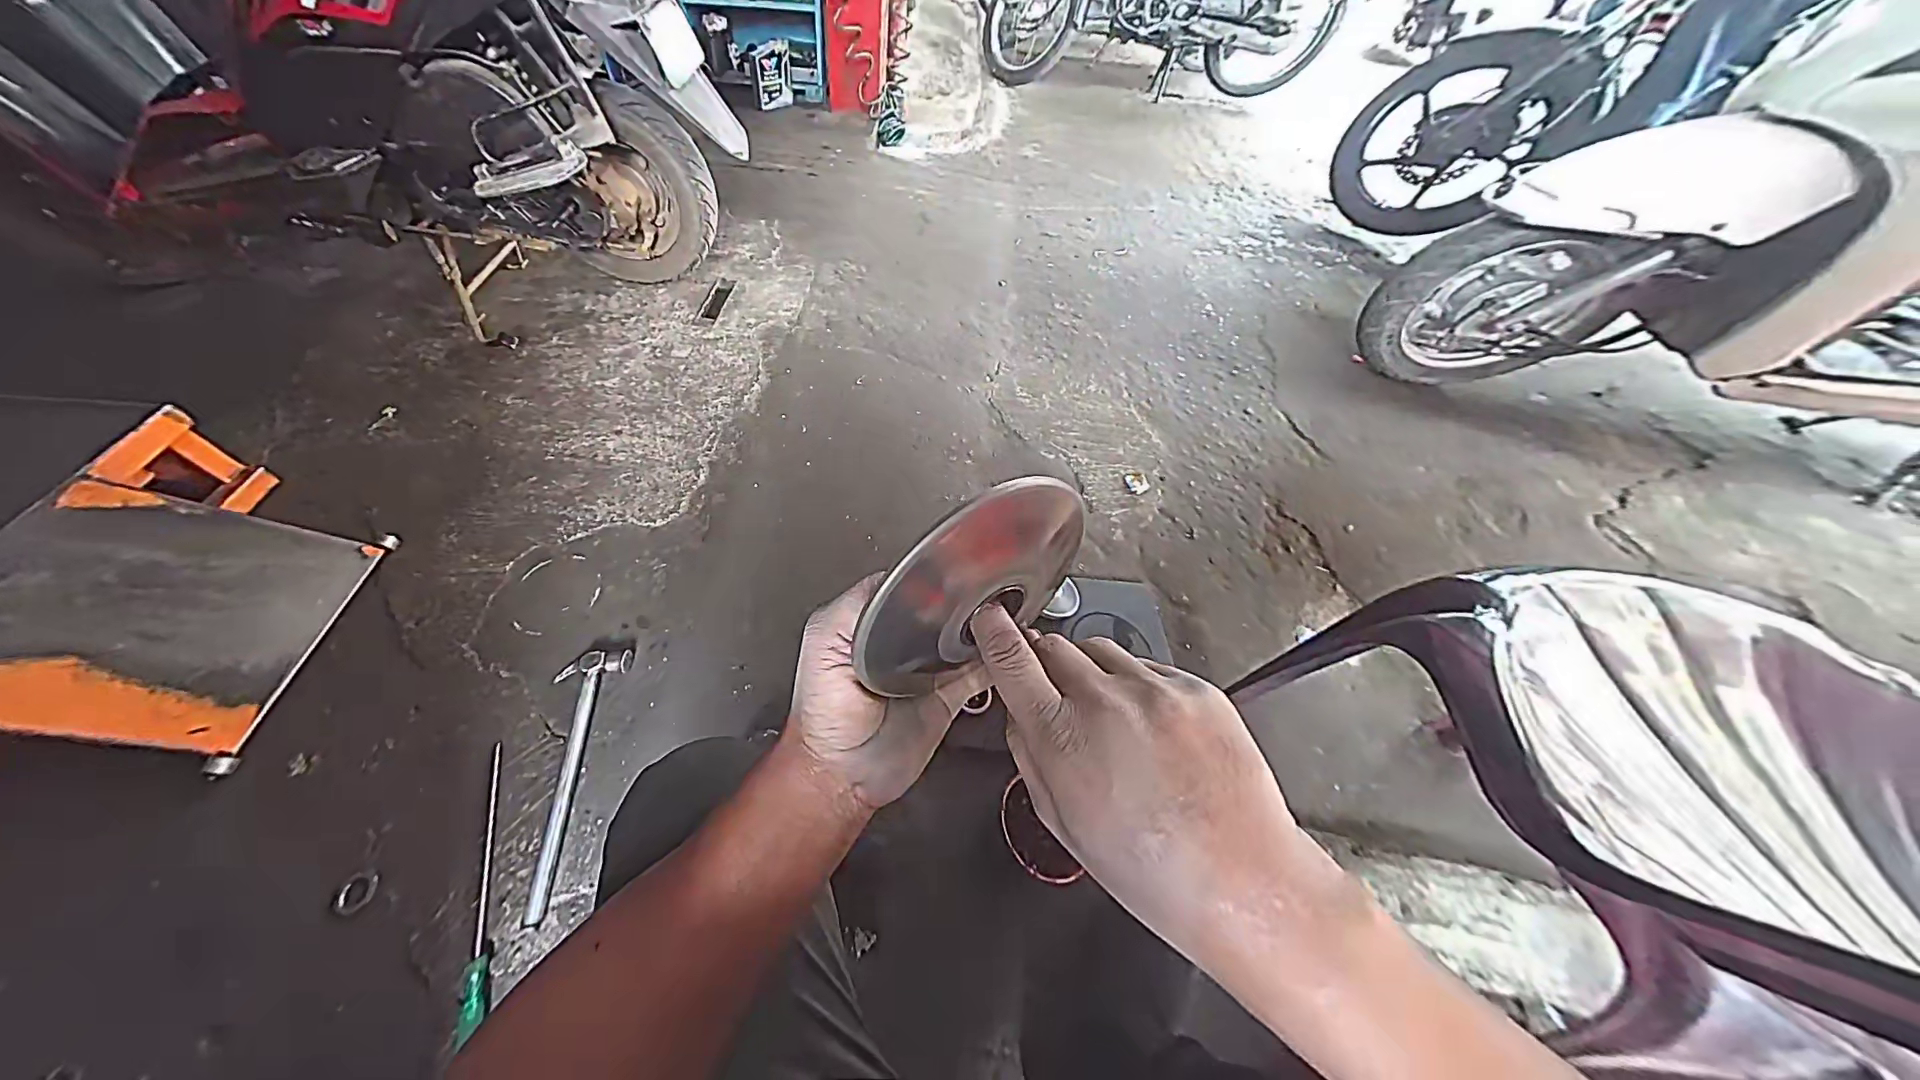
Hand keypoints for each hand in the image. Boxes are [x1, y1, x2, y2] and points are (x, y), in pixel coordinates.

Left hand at [788, 574, 988, 811]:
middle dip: (967, 603)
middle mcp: (904, 640)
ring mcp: (930, 667)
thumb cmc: (824, 715)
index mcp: (874, 620)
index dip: (933, 582)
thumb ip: (852, 607)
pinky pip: (982, 673)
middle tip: (987, 599)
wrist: (842, 775)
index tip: (957, 575)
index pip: (912, 587)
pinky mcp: (951, 695)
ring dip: (987, 631)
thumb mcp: (823, 642)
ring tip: (1004, 622)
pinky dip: (998, 664)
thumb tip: (892, 579)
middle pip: (947, 609)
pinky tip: (1007, 655)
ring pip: (971, 638)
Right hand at [968, 604, 1346, 960]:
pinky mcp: (1196, 688)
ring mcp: (1156, 690)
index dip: (993, 632)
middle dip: (1044, 663)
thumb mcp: (1062, 822)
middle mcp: (1106, 702)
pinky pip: (1147, 666)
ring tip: (1112, 722)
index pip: (1012, 659)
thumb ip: (1029, 756)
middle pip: (1054, 645)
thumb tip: (1018, 715)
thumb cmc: (1151, 868)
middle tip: (1059, 698)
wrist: (1242, 878)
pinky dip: (1135, 686)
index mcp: (1063, 737)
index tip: (989, 619)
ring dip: (1091, 673)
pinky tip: (1149, 728)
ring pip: (1100, 649)